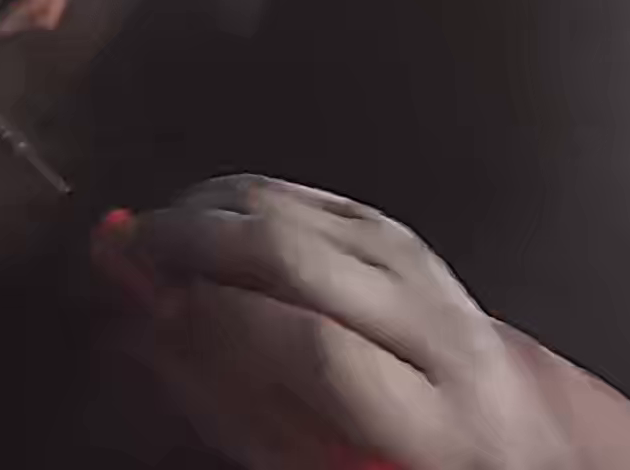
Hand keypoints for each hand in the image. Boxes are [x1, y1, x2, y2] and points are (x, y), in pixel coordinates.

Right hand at [94, 176, 569, 469]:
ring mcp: (404, 254)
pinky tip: (195, 216)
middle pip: (288, 253)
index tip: (158, 307)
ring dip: (196, 207)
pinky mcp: (379, 218)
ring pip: (277, 205)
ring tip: (153, 231)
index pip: (318, 351)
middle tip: (125, 242)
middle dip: (190, 239)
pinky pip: (284, 187)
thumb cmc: (392, 461)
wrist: (504, 419)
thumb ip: (229, 400)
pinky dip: (223, 194)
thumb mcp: (314, 463)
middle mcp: (425, 318)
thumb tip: (148, 324)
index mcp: (432, 414)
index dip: (225, 321)